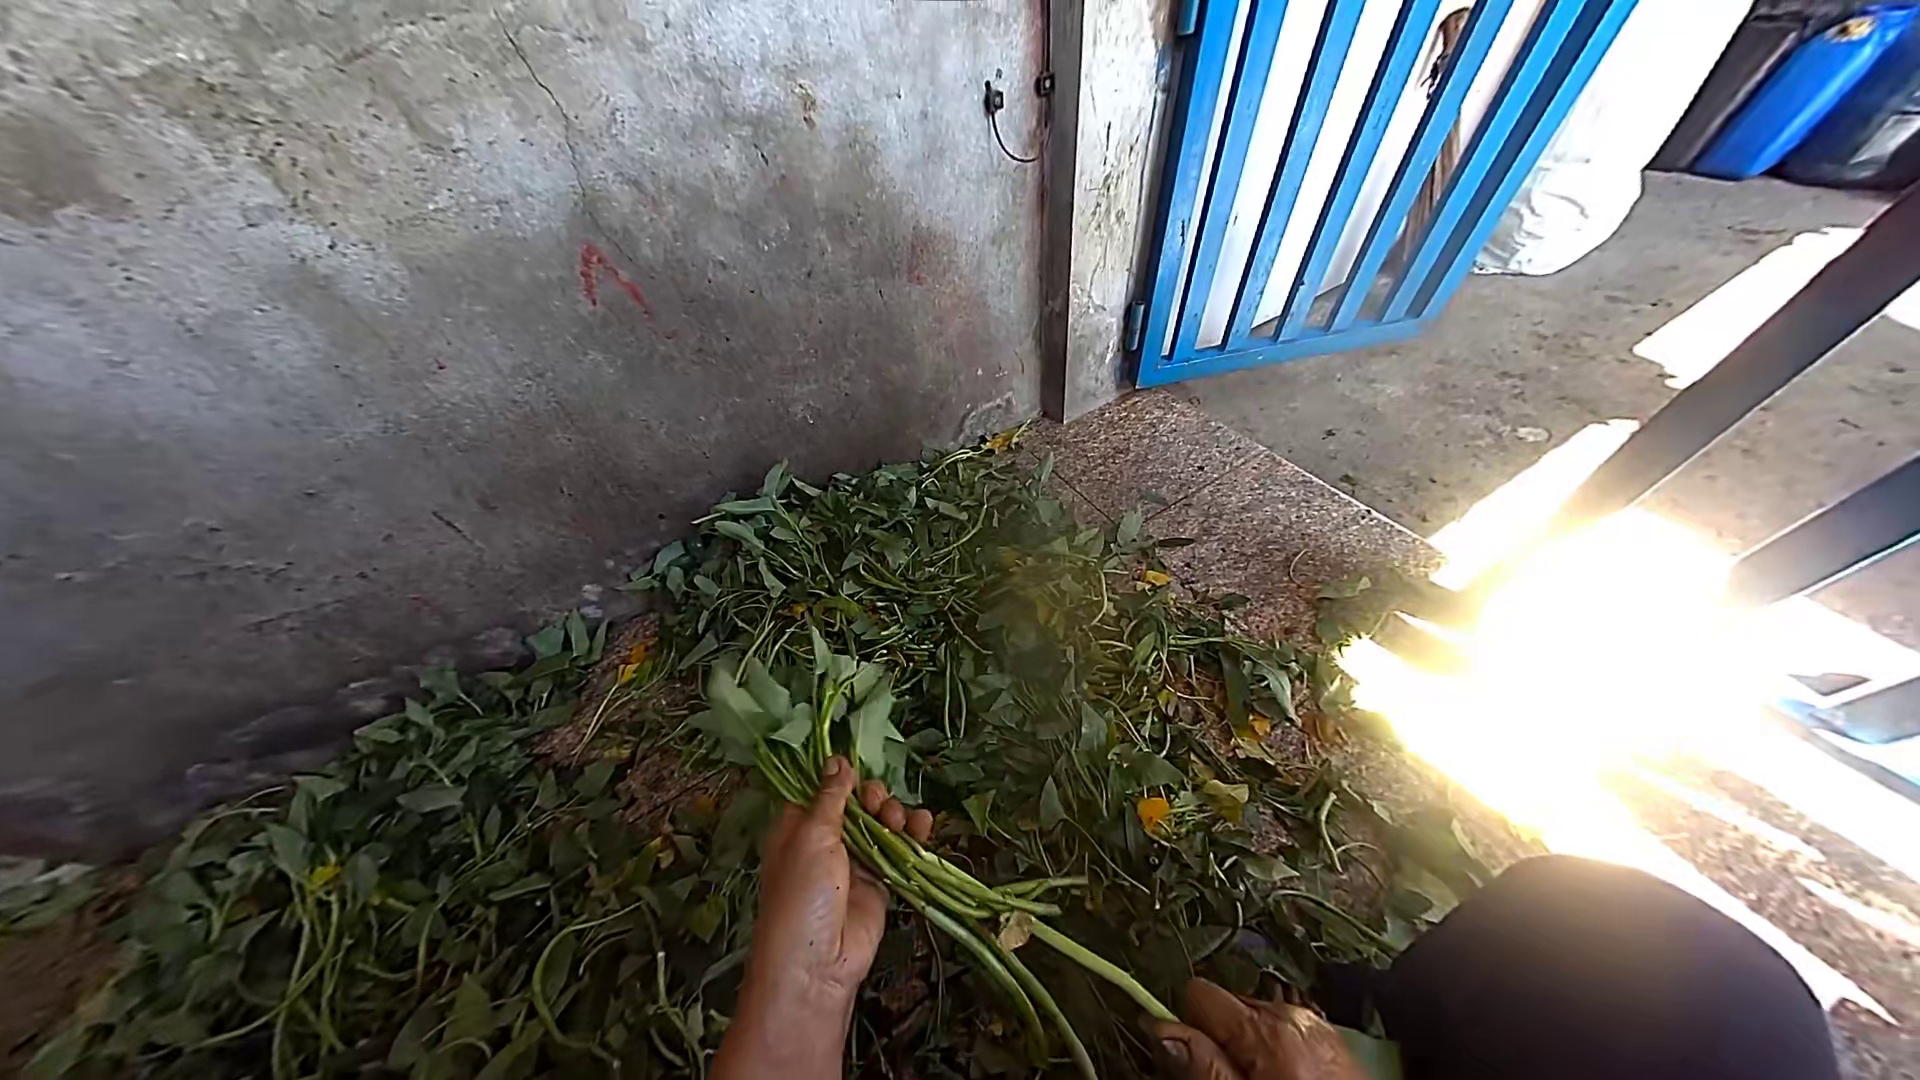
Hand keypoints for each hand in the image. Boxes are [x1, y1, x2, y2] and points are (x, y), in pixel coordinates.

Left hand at [712, 757, 931, 1079]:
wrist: (818, 963)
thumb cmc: (802, 892)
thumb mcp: (812, 835)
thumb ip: (831, 796)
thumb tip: (837, 759)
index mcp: (799, 825)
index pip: (821, 788)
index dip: (839, 773)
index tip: (856, 761)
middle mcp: (827, 838)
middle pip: (856, 802)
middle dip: (871, 794)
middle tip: (875, 801)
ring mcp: (855, 860)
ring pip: (880, 822)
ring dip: (893, 813)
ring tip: (896, 819)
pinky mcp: (880, 880)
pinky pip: (899, 848)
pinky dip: (914, 835)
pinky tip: (924, 824)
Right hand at [1145, 979, 1365, 1079]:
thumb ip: (1203, 1069)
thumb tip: (1157, 1028)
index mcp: (1269, 1029)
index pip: (1199, 994)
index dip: (1190, 1031)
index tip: (1199, 1068)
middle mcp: (1293, 1015)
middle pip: (1227, 1003)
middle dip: (1221, 1042)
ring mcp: (1318, 1029)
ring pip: (1253, 1019)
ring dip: (1247, 1050)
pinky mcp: (1333, 1046)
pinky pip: (1283, 1034)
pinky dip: (1274, 1056)